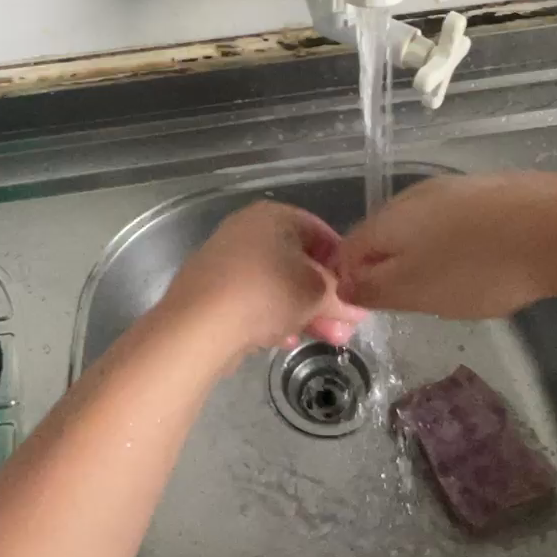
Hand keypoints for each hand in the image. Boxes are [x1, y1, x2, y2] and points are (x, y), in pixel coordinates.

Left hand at [157, 201, 365, 357]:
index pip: (321, 232)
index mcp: (274, 216)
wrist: (198, 324)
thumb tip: (357, 309)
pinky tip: (286, 340)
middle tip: (347, 325)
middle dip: (326, 296)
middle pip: (299, 262)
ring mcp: (226, 260)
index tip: (357, 291)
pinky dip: (274, 317)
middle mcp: (247, 230)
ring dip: (305, 311)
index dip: (343, 263)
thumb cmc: (267, 293)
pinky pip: (254, 300)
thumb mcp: (317, 293)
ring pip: (278, 284)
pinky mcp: (212, 291)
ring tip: (327, 339)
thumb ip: (341, 297)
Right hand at [338, 172, 556, 318]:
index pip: (347, 249)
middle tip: (417, 303)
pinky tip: (487, 264)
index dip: (352, 282)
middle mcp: (415, 194)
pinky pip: (460, 223)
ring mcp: (457, 188)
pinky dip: (463, 247)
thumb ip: (373, 289)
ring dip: (428, 258)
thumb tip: (342, 284)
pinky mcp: (494, 191)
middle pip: (386, 236)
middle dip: (391, 270)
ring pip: (424, 229)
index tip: (375, 310)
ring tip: (455, 288)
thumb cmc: (480, 267)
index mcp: (389, 217)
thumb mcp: (416, 291)